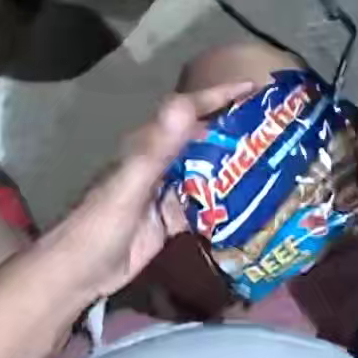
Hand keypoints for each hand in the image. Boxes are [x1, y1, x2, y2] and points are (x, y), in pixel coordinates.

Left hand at [38, 81, 256, 301]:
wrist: (80, 271)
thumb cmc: (101, 224)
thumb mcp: (132, 183)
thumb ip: (158, 147)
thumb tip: (183, 103)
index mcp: (150, 145)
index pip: (190, 110)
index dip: (221, 95)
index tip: (256, 86)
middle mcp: (160, 162)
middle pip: (203, 138)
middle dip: (236, 129)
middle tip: (278, 128)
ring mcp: (166, 191)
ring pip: (206, 170)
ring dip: (234, 166)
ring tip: (275, 162)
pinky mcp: (170, 218)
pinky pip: (203, 203)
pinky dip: (224, 203)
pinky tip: (251, 204)